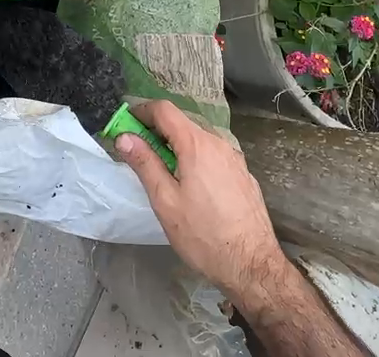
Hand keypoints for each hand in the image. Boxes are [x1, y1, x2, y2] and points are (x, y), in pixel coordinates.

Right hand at [114, 100, 289, 306]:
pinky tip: (193, 187)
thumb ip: (144, 163)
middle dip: (157, 131)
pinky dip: (196, 159)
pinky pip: (214, 156)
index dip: (141, 111)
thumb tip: (124, 137)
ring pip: (199, 140)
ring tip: (164, 172)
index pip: (164, 109)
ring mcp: (235, 160)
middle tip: (139, 152)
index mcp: (197, 145)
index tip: (126, 125)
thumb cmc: (204, 235)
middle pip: (182, 123)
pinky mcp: (244, 176)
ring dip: (177, 146)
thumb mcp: (165, 201)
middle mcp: (218, 144)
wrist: (253, 268)